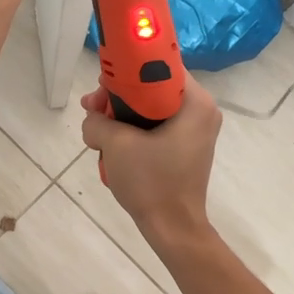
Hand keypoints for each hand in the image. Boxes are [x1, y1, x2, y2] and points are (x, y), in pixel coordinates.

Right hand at [80, 84, 221, 244]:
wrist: (172, 228)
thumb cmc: (151, 182)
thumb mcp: (116, 145)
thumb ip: (97, 121)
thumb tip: (92, 119)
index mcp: (195, 103)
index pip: (160, 66)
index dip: (128, 70)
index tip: (103, 84)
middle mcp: (201, 111)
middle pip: (153, 88)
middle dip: (119, 97)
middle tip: (92, 108)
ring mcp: (194, 131)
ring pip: (151, 109)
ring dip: (121, 117)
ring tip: (97, 133)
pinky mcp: (185, 148)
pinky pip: (155, 127)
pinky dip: (133, 131)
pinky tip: (113, 146)